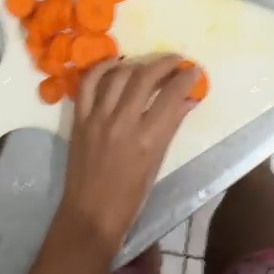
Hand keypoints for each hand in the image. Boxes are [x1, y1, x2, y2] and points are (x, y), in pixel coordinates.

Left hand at [57, 55, 200, 251]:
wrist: (90, 214)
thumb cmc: (130, 197)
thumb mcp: (157, 163)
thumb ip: (170, 127)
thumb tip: (187, 100)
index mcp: (147, 138)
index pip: (170, 96)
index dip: (185, 78)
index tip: (195, 70)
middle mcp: (122, 122)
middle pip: (144, 78)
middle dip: (165, 64)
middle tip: (177, 60)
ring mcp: (97, 118)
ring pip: (119, 76)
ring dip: (137, 63)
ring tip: (149, 63)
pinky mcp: (79, 119)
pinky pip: (88, 84)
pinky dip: (102, 69)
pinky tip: (115, 64)